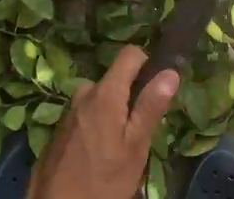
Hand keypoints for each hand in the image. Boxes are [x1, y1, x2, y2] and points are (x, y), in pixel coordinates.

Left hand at [30, 46, 179, 198]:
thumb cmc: (103, 180)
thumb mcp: (134, 148)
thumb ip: (150, 107)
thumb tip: (170, 71)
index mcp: (105, 91)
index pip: (130, 54)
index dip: (147, 64)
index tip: (157, 89)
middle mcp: (84, 91)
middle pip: (116, 79)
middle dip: (131, 98)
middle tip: (139, 132)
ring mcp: (70, 108)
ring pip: (102, 98)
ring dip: (114, 114)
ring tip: (120, 148)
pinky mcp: (62, 125)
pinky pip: (88, 112)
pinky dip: (98, 124)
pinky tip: (100, 153)